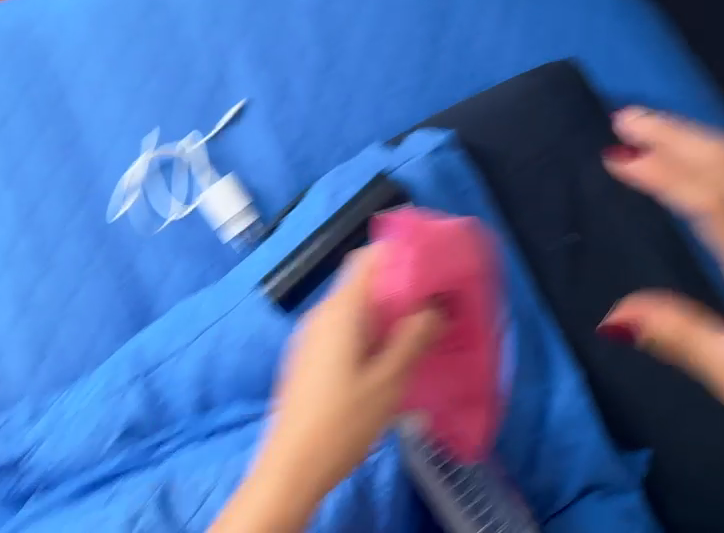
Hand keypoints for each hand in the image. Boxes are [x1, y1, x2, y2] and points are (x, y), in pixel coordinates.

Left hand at [216, 246, 442, 531]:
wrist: (289, 469)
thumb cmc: (341, 422)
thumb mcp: (388, 382)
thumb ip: (413, 338)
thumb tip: (434, 308)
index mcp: (341, 309)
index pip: (369, 257)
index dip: (401, 254)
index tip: (433, 266)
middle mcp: (322, 313)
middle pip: (363, 281)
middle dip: (399, 287)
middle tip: (435, 303)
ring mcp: (311, 335)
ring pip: (354, 307)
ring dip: (385, 312)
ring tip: (419, 331)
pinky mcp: (309, 357)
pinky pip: (344, 328)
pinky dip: (368, 331)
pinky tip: (389, 358)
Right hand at [599, 107, 723, 468]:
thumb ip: (677, 336)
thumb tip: (612, 314)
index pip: (708, 196)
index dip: (660, 169)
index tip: (615, 155)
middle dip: (675, 133)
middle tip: (625, 118)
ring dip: (698, 139)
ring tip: (653, 131)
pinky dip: (721, 157)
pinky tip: (705, 163)